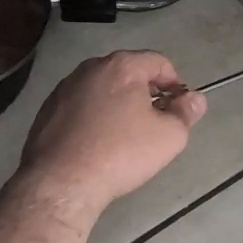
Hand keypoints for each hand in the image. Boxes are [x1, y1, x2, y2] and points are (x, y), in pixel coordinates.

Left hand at [18, 51, 207, 209]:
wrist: (62, 181)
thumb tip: (195, 99)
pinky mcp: (46, 110)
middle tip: (154, 122)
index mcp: (122, 66)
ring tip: (124, 135)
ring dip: (117, 104)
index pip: (159, 61)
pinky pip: (80, 106)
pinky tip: (96, 143)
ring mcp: (64, 88)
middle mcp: (90, 68)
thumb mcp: (169, 136)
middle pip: (128, 72)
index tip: (178, 108)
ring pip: (102, 89)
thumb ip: (186, 113)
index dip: (175, 83)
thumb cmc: (121, 153)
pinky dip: (93, 117)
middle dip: (145, 92)